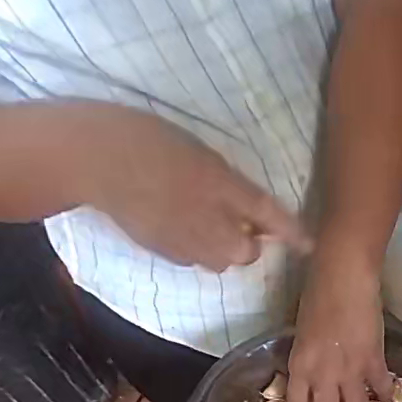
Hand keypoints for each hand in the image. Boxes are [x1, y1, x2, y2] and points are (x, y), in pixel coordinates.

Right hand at [70, 104, 309, 269]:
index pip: (270, 217)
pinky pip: (194, 259)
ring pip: (222, 260)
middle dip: (247, 240)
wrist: (91, 159)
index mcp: (225, 190)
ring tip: (201, 219)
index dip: (293, 233)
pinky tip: (177, 224)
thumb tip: (256, 218)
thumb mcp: (203, 156)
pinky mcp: (164, 252)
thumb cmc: (150, 142)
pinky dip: (196, 248)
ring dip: (223, 246)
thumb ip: (234, 189)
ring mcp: (187, 243)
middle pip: (246, 252)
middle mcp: (212, 224)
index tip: (310, 246)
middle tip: (234, 217)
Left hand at [286, 263, 390, 401]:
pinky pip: (382, 388)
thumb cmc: (316, 297)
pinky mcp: (374, 362)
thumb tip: (315, 376)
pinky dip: (386, 397)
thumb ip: (307, 360)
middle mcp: (322, 376)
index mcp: (299, 368)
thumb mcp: (300, 335)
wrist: (343, 279)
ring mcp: (350, 371)